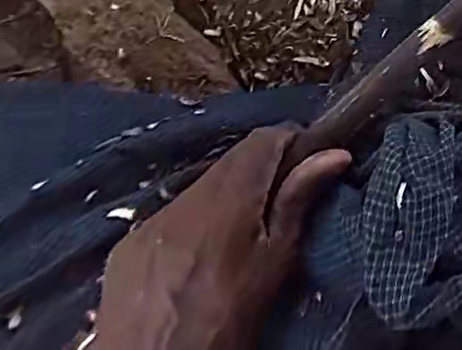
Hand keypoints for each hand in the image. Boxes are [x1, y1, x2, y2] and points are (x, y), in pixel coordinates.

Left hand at [95, 127, 350, 349]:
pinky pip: (175, 210)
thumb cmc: (227, 322)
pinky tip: (201, 249)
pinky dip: (197, 215)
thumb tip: (335, 153)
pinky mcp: (126, 245)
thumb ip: (298, 200)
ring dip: (230, 191)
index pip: (263, 139)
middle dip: (262, 166)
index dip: (290, 141)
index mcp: (225, 204)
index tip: (306, 163)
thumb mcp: (275, 262)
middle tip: (279, 200)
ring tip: (241, 229)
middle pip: (233, 158)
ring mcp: (148, 223)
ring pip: (204, 182)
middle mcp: (183, 203)